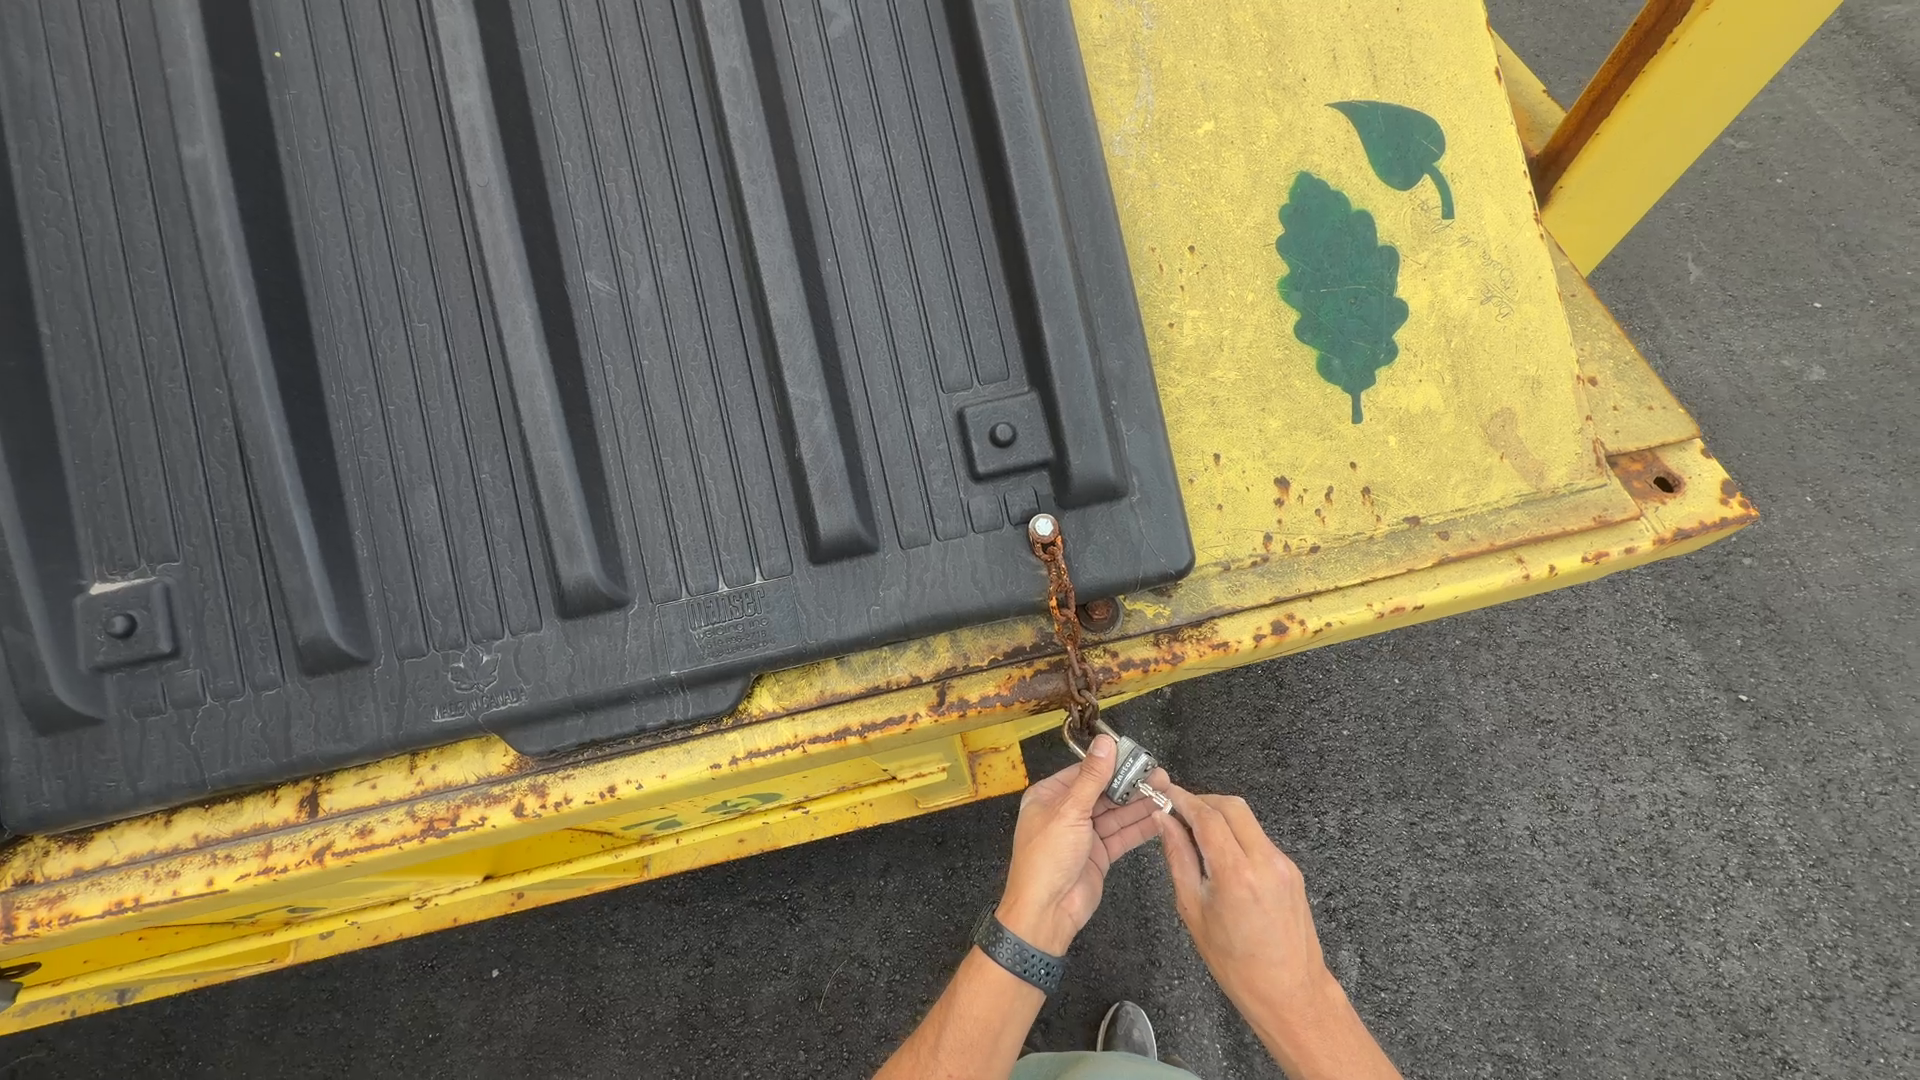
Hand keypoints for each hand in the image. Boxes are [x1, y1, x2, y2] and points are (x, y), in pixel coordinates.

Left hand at [995, 735, 1167, 954]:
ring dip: (1139, 804)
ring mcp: (1083, 834)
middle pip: (1103, 792)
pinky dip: (1140, 827)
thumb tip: (1105, 743)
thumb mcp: (1069, 811)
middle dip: (1130, 784)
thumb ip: (1092, 778)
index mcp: (1049, 795)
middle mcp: (1066, 811)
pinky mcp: (1099, 854)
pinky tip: (1159, 818)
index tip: (1137, 754)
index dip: (1111, 763)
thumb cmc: (1047, 857)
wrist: (1046, 912)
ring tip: (1166, 791)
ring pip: (1115, 813)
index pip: (1085, 772)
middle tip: (1160, 774)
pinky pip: (1121, 835)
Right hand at [1154, 784, 1331, 1017]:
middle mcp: (1265, 861)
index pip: (1207, 816)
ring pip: (1247, 818)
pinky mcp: (1291, 870)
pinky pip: (1258, 838)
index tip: (1165, 794)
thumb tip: (1163, 821)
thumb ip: (1178, 858)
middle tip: (1179, 811)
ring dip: (1220, 815)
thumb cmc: (1235, 963)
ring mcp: (1283, 864)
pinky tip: (1221, 854)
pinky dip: (1236, 834)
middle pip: (1232, 806)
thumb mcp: (1192, 910)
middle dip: (1202, 801)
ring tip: (1196, 834)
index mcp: (1237, 874)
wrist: (1291, 993)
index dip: (1182, 799)